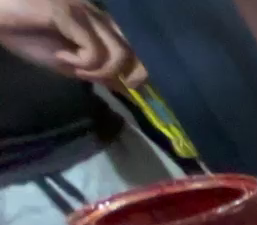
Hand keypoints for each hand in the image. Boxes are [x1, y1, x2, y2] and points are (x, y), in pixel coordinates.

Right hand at [0, 0, 145, 85]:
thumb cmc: (22, 34)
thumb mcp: (71, 62)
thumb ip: (103, 72)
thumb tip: (133, 90)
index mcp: (100, 23)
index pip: (139, 51)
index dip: (141, 73)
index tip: (129, 89)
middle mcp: (97, 14)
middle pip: (136, 54)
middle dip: (122, 76)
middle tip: (91, 76)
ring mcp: (83, 9)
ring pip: (120, 54)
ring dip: (99, 71)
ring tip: (72, 66)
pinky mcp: (67, 11)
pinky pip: (95, 50)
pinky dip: (82, 62)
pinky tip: (59, 55)